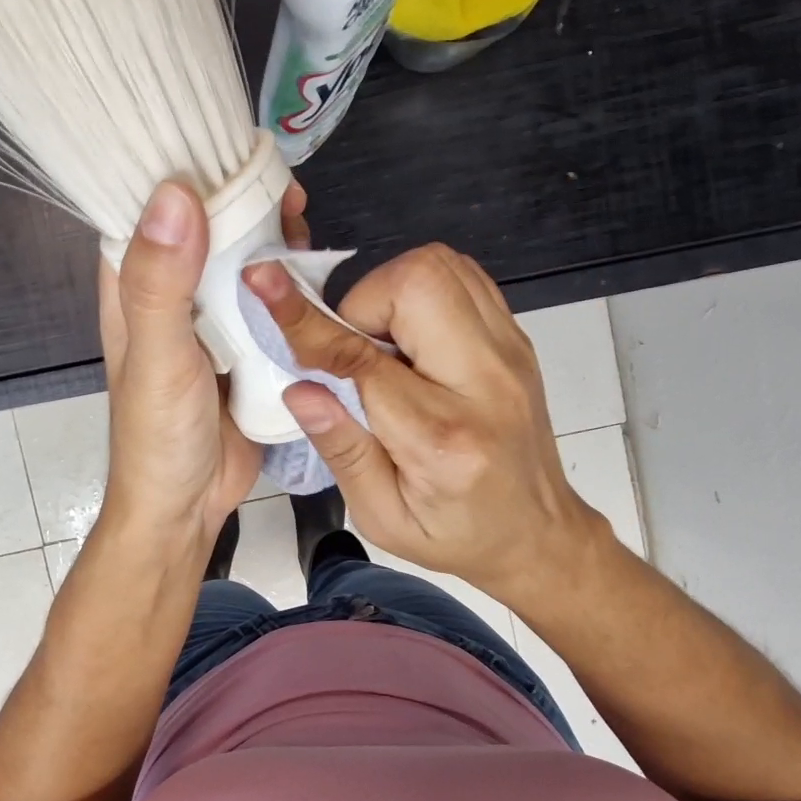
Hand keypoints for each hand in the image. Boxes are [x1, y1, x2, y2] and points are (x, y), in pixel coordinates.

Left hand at [96, 181, 293, 546]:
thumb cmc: (159, 435)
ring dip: (268, 235)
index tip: (220, 134)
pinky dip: (287, 279)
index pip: (144, 205)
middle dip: (239, 196)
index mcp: (132, 286)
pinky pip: (266, 298)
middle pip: (202, 225)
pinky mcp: (243, 344)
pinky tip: (314, 267)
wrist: (188, 507)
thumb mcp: (158, 358)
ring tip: (302, 216)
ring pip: (239, 257)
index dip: (178, 165)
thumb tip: (176, 191)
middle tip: (282, 182)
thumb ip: (162, 283)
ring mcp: (207, 319)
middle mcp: (168, 293)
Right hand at [241, 244, 611, 601]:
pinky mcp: (515, 336)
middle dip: (362, 304)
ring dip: (390, 295)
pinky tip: (410, 339)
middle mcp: (485, 380)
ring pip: (440, 266)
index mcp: (441, 438)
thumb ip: (341, 450)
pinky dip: (420, 292)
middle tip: (355, 353)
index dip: (307, 320)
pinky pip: (461, 275)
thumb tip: (299, 389)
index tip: (264, 282)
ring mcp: (509, 350)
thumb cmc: (455, 534)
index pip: (362, 360)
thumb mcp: (381, 516)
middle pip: (416, 282)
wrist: (536, 531)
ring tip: (382, 348)